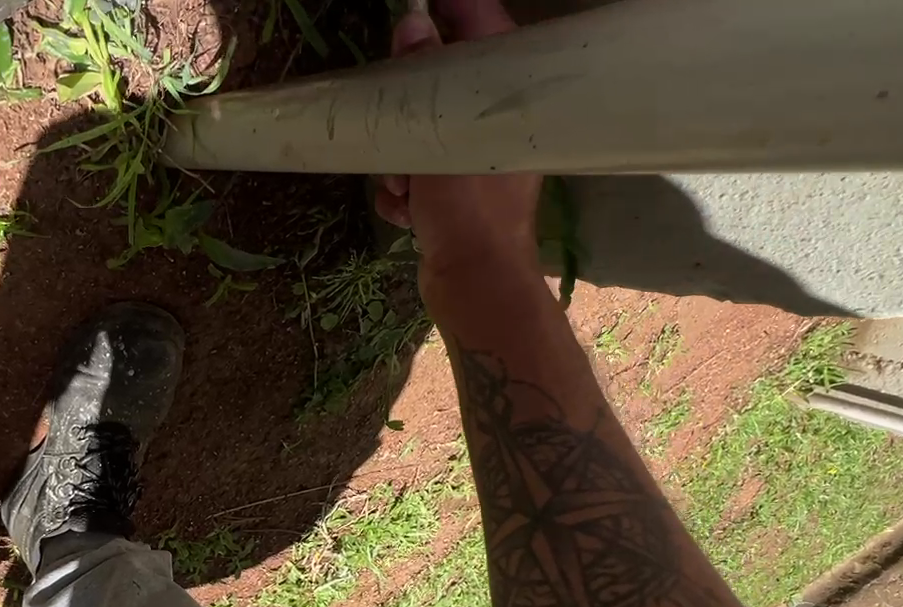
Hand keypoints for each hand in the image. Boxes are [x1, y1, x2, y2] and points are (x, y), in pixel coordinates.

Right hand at [375, 0, 542, 294]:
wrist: (473, 283)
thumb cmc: (469, 209)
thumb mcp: (440, 138)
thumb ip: (424, 82)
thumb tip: (412, 24)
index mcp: (510, 96)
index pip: (481, 27)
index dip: (450, 7)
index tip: (415, 4)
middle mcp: (495, 125)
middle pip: (439, 88)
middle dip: (407, 113)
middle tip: (392, 127)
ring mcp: (474, 163)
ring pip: (420, 139)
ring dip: (400, 164)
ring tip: (404, 189)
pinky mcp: (456, 197)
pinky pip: (417, 179)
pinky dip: (405, 196)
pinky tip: (407, 214)